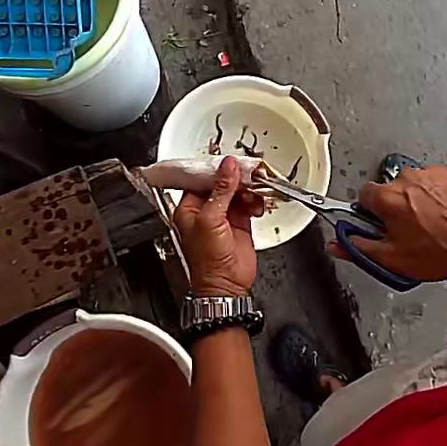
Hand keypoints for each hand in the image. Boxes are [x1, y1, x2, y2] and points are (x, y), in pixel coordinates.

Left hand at [174, 156, 264, 296]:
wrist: (226, 285)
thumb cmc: (208, 261)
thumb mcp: (211, 219)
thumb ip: (221, 191)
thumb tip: (227, 168)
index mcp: (190, 207)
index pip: (202, 180)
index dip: (216, 169)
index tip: (230, 160)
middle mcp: (206, 210)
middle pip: (222, 184)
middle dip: (236, 178)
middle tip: (249, 171)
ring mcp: (224, 216)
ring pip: (237, 192)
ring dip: (248, 189)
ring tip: (256, 188)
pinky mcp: (240, 223)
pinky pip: (249, 204)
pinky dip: (255, 201)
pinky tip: (257, 204)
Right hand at [328, 164, 446, 281]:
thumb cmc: (444, 252)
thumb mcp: (391, 259)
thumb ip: (357, 248)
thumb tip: (338, 244)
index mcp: (386, 198)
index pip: (362, 195)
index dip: (369, 212)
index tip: (377, 222)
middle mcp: (406, 180)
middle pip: (388, 190)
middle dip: (394, 206)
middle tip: (407, 229)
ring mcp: (431, 175)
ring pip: (412, 184)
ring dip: (415, 198)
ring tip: (430, 222)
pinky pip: (435, 180)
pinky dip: (437, 192)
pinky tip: (444, 212)